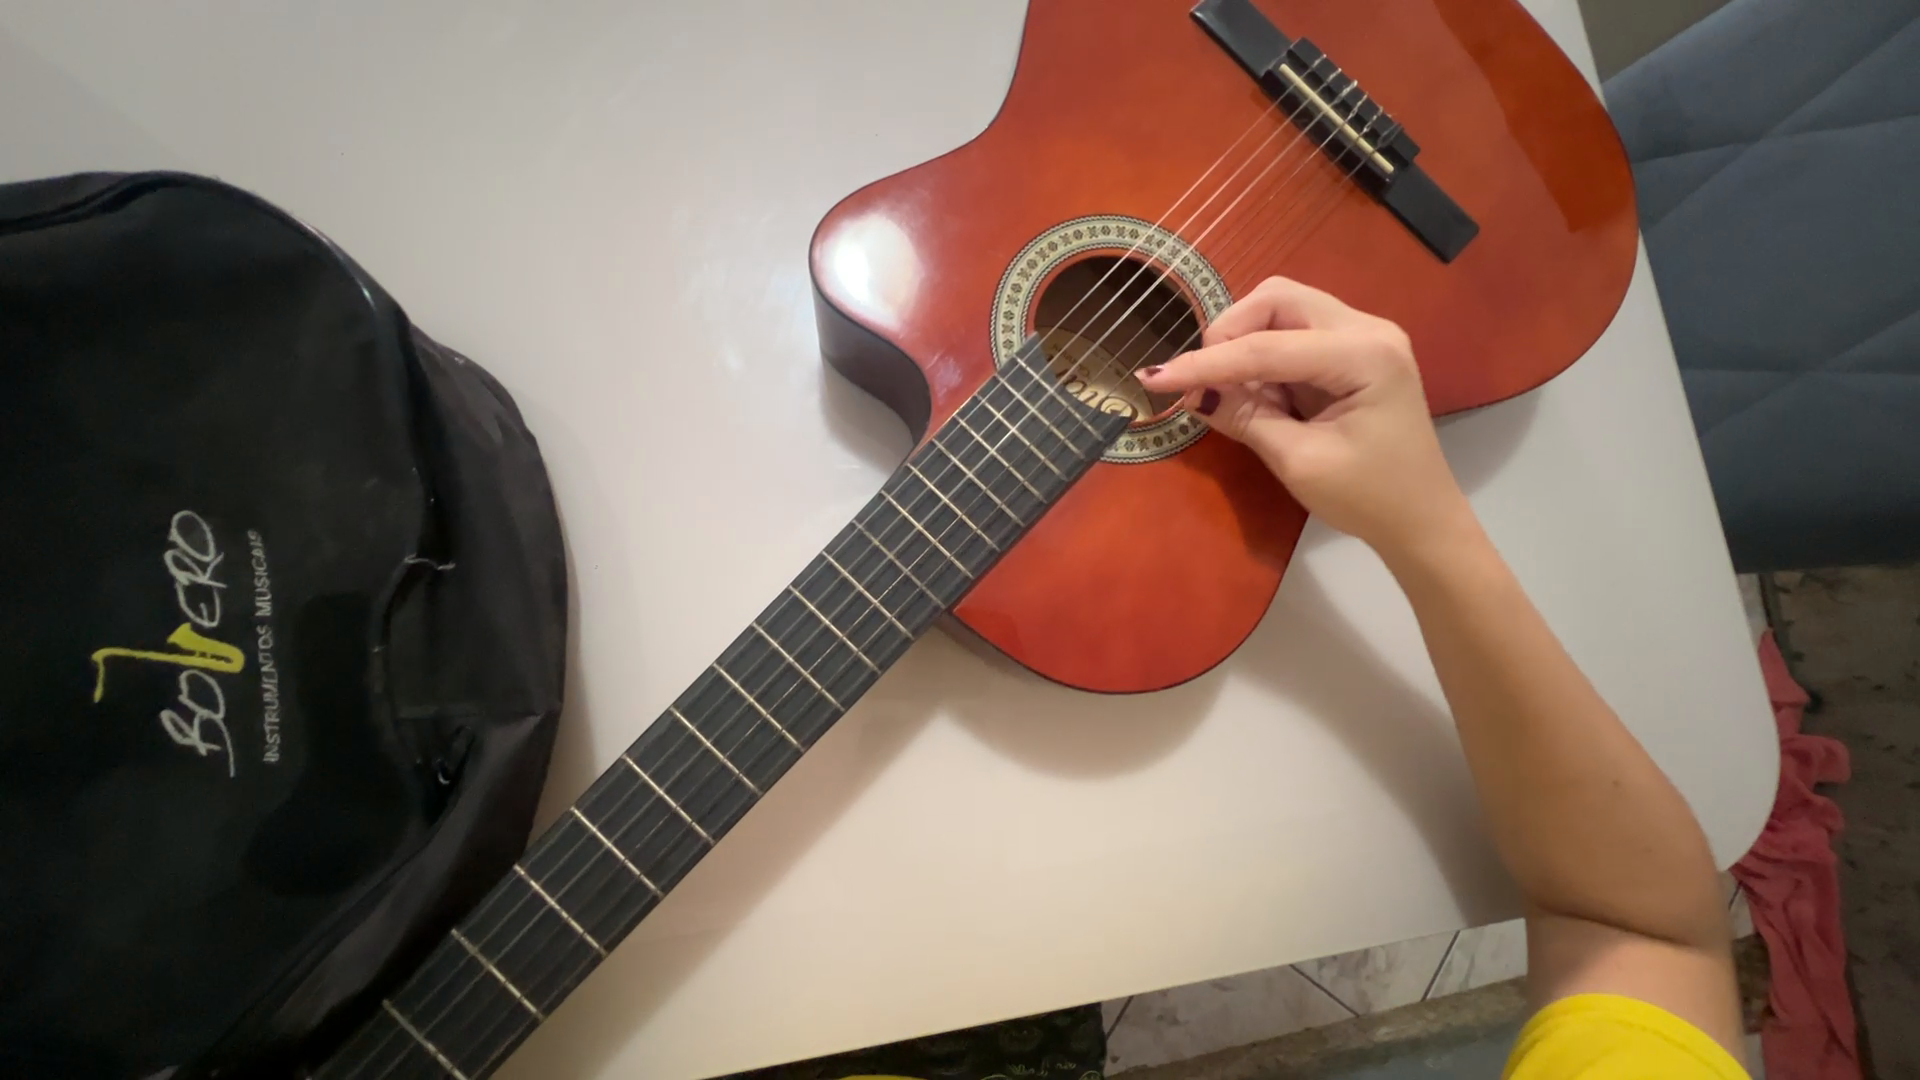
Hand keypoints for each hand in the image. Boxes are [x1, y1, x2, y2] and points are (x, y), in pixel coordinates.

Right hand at [1135, 276, 1472, 560]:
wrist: (1418, 518)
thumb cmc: (1367, 497)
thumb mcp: (1298, 462)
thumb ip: (1246, 419)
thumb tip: (1192, 394)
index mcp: (1364, 356)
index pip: (1265, 347)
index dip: (1203, 364)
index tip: (1153, 379)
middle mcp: (1365, 329)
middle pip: (1276, 299)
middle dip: (1228, 333)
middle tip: (1201, 381)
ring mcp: (1360, 336)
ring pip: (1281, 310)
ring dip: (1242, 343)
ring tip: (1225, 392)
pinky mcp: (1348, 353)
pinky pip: (1291, 335)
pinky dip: (1259, 357)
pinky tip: (1250, 392)